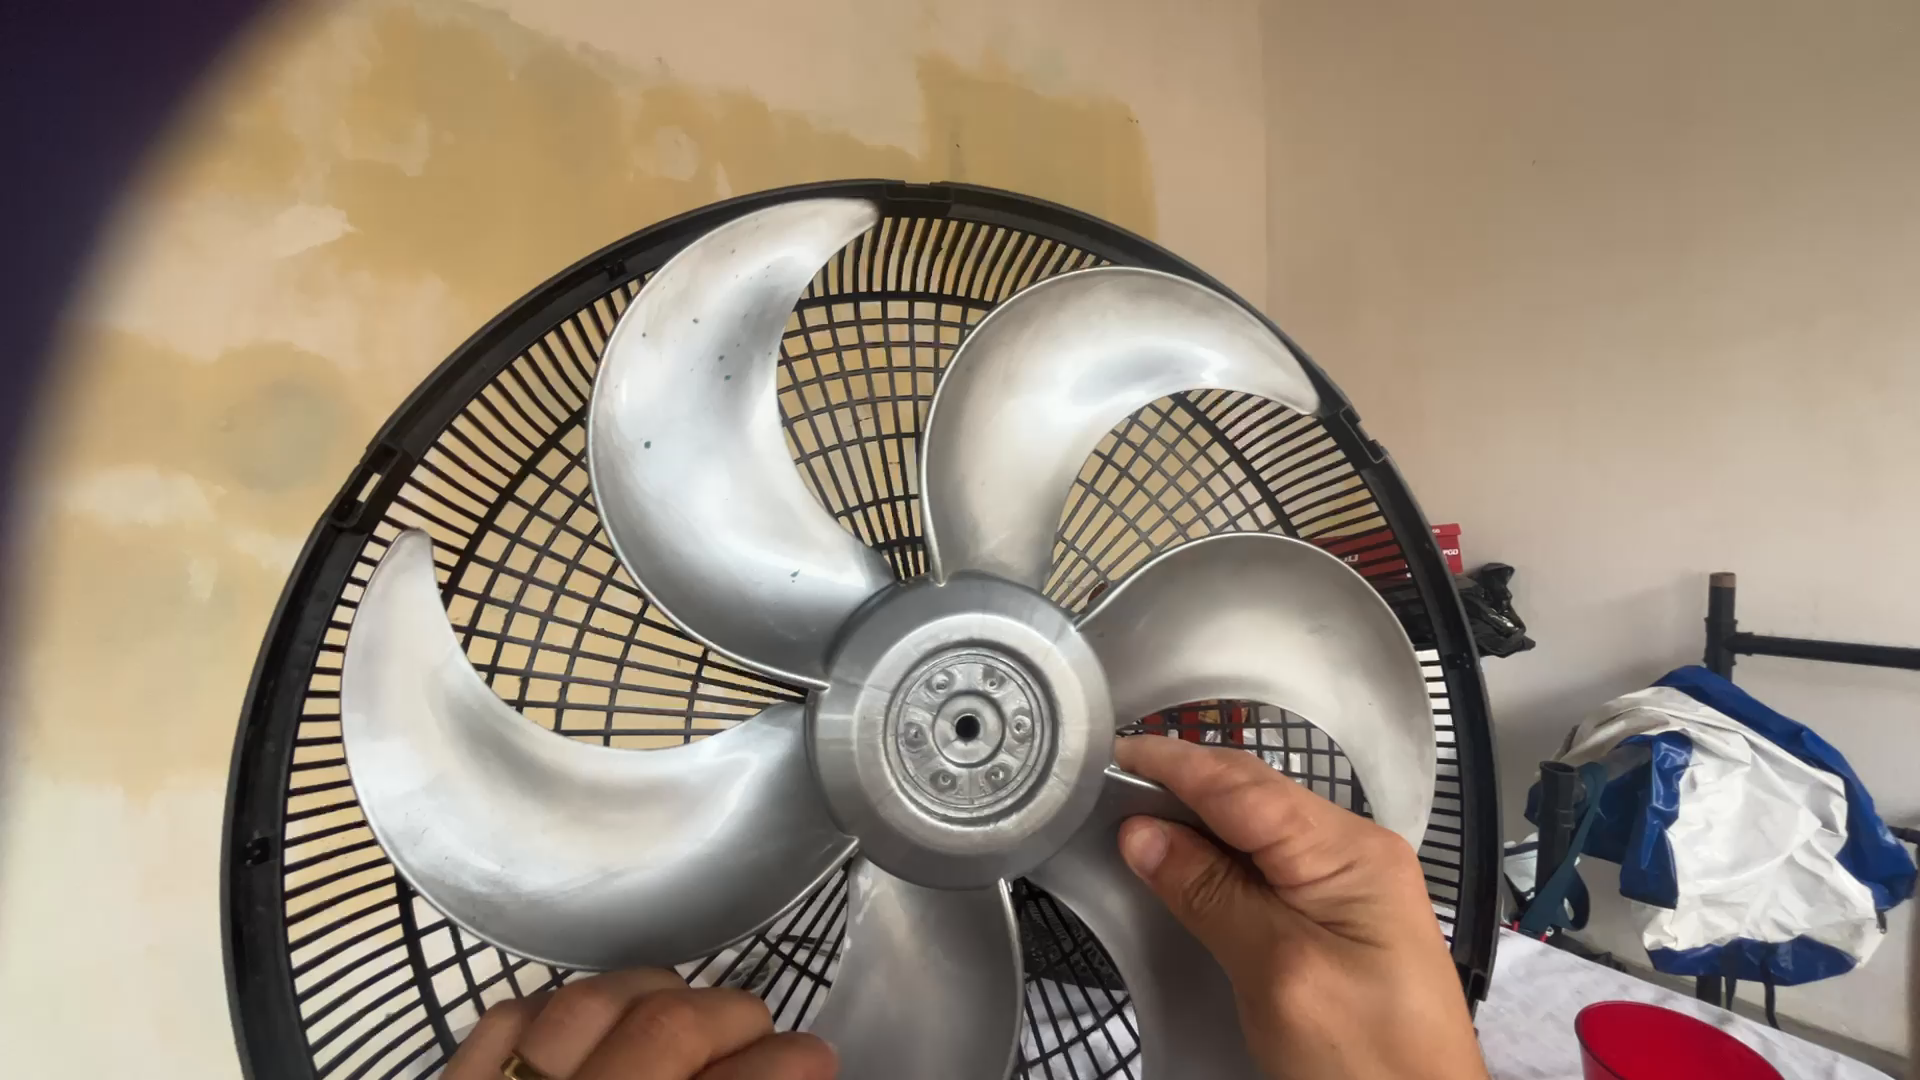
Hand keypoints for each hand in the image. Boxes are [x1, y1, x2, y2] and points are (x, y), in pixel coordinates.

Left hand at [445, 968, 835, 1079]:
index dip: (786, 1067)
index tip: (819, 1058)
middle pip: (669, 1028)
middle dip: (735, 1016)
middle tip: (761, 1035)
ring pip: (591, 1002)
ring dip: (656, 993)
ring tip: (685, 1013)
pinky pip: (508, 1018)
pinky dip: (558, 1007)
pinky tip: (588, 1027)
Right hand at [1114, 735, 1486, 1079]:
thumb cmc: (1364, 1063)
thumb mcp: (1277, 974)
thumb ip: (1207, 893)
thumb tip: (1138, 832)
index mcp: (1347, 850)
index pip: (1242, 785)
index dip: (1174, 763)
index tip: (1113, 750)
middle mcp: (1351, 845)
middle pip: (1249, 790)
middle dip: (1181, 777)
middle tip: (1112, 778)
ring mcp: (1347, 874)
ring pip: (1253, 816)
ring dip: (1193, 807)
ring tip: (1134, 803)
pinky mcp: (1335, 903)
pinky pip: (1262, 850)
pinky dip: (1213, 841)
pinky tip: (1183, 845)